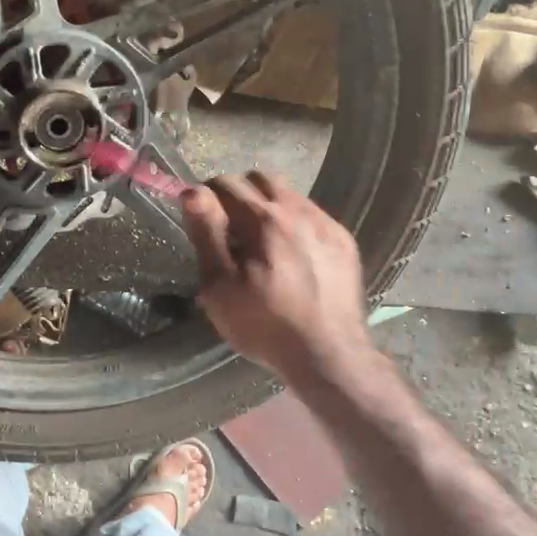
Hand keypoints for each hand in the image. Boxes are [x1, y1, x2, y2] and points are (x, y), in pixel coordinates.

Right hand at [179, 172, 372, 382]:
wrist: (330, 357)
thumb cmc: (265, 324)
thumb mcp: (220, 285)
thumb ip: (206, 232)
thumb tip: (192, 191)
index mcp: (263, 219)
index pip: (226, 182)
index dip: (206, 196)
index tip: (202, 220)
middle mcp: (298, 211)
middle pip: (260, 178)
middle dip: (239, 192)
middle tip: (229, 226)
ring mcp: (326, 225)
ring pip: (289, 193)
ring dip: (267, 205)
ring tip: (260, 241)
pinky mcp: (344, 242)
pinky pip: (312, 214)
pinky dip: (294, 222)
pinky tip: (290, 254)